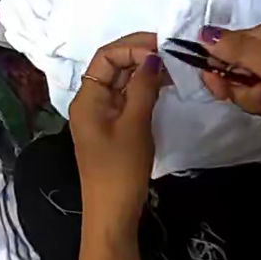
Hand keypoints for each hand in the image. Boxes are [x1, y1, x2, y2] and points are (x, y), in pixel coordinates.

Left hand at [69, 32, 163, 229]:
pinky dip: (143, 89)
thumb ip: (143, 87)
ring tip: (173, 68)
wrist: (112, 213)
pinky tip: (164, 87)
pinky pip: (126, 99)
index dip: (132, 47)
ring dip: (144, 71)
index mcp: (86, 98)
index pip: (105, 56)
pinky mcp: (112, 128)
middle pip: (112, 66)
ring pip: (121, 82)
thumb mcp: (135, 124)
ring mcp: (101, 115)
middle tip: (173, 53)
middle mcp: (90, 102)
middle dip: (140, 55)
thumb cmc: (121, 169)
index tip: (163, 48)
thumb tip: (153, 57)